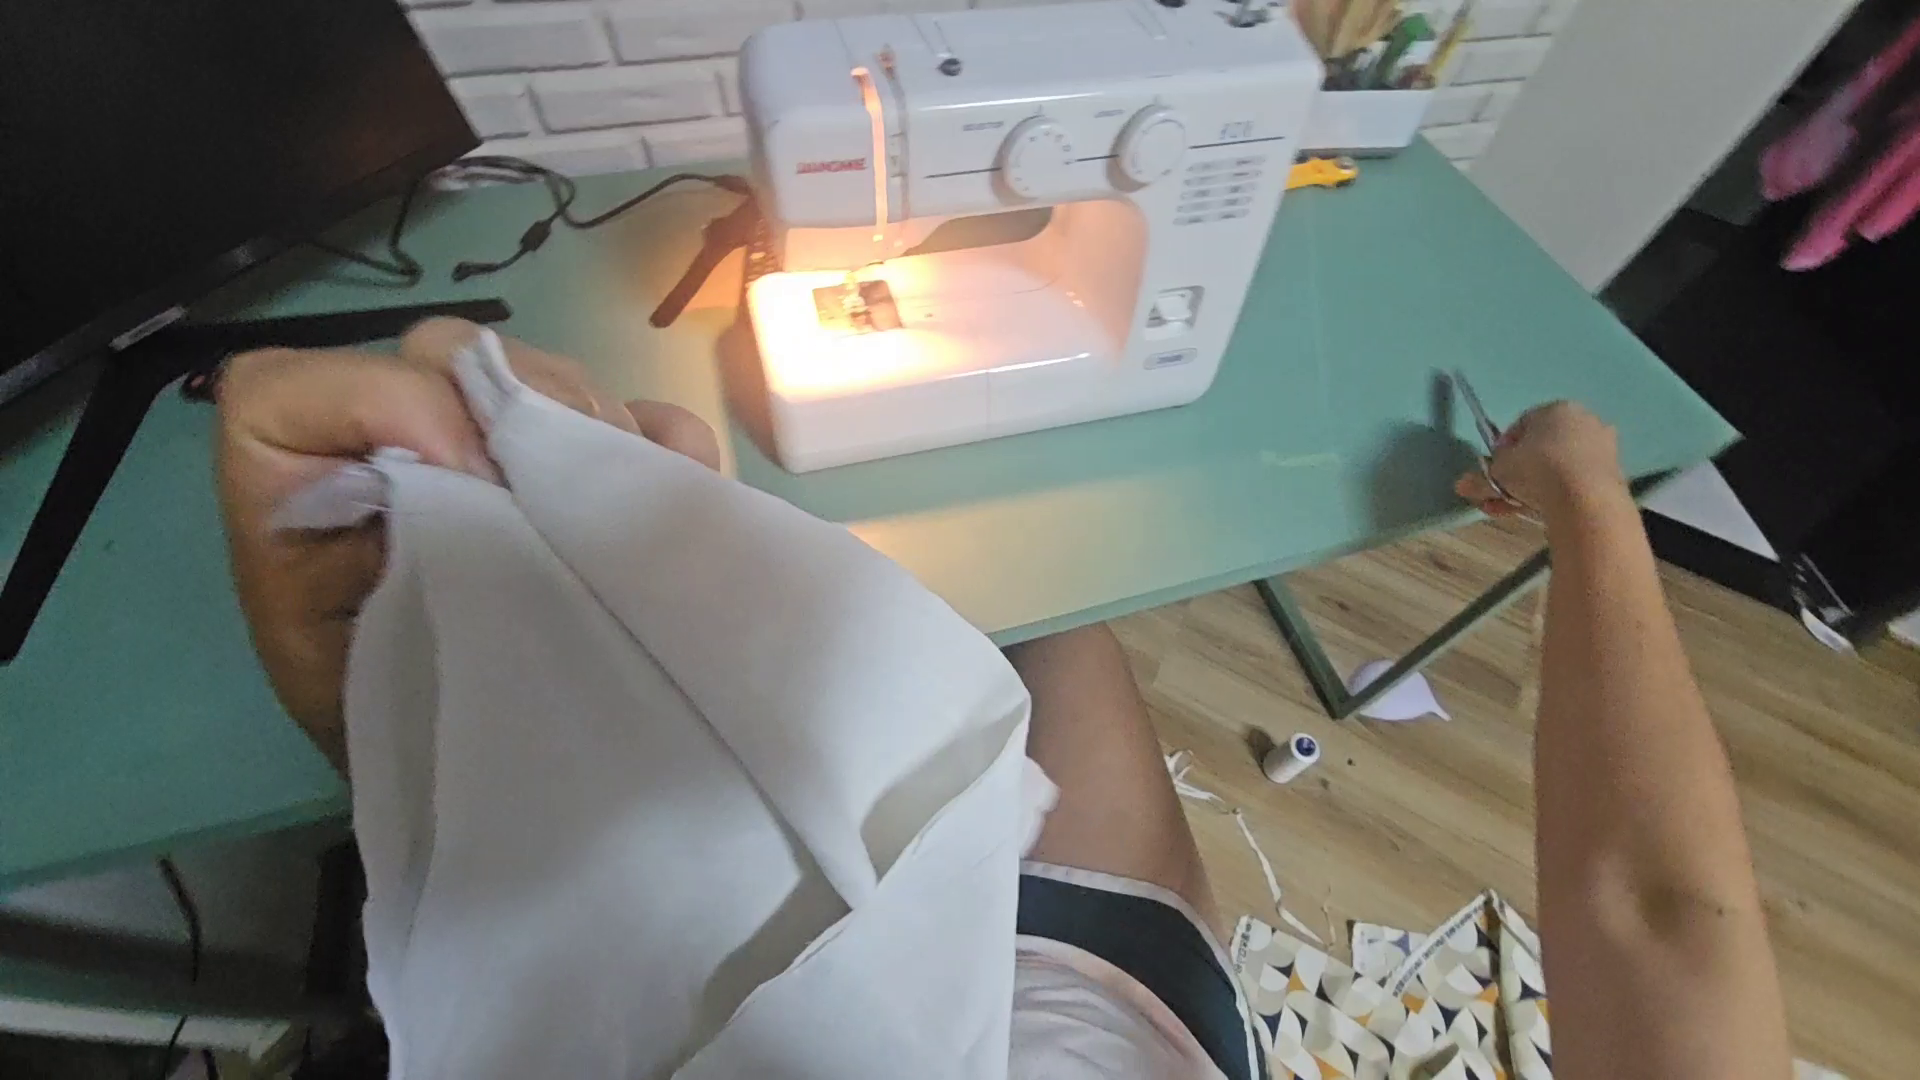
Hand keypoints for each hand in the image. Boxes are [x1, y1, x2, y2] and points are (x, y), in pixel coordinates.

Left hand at [216, 317, 719, 769]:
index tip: (475, 485)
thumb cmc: (415, 718)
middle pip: (448, 352)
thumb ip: (390, 570)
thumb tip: (486, 482)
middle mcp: (407, 446)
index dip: (390, 403)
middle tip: (566, 494)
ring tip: (620, 510)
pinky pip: (641, 415)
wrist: (486, 747)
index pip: (303, 389)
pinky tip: (673, 484)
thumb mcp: (367, 670)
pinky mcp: (588, 469)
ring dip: (601, 427)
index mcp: (311, 492)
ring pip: (552, 375)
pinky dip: (669, 441)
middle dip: (524, 403)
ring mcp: (513, 450)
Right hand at [1453, 401, 1629, 524]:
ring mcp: (1601, 447)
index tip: (1492, 467)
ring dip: (1529, 486)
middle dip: (1515, 472)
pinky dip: (1552, 492)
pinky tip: (1532, 510)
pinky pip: (1571, 480)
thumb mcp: (1496, 472)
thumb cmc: (1536, 469)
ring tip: (1508, 507)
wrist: (1584, 497)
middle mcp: (1583, 421)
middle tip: (1498, 491)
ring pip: (1554, 467)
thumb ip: (1478, 478)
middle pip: (1539, 448)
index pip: (1521, 425)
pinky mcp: (1611, 472)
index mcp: (1555, 409)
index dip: (1502, 448)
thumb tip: (1462, 485)